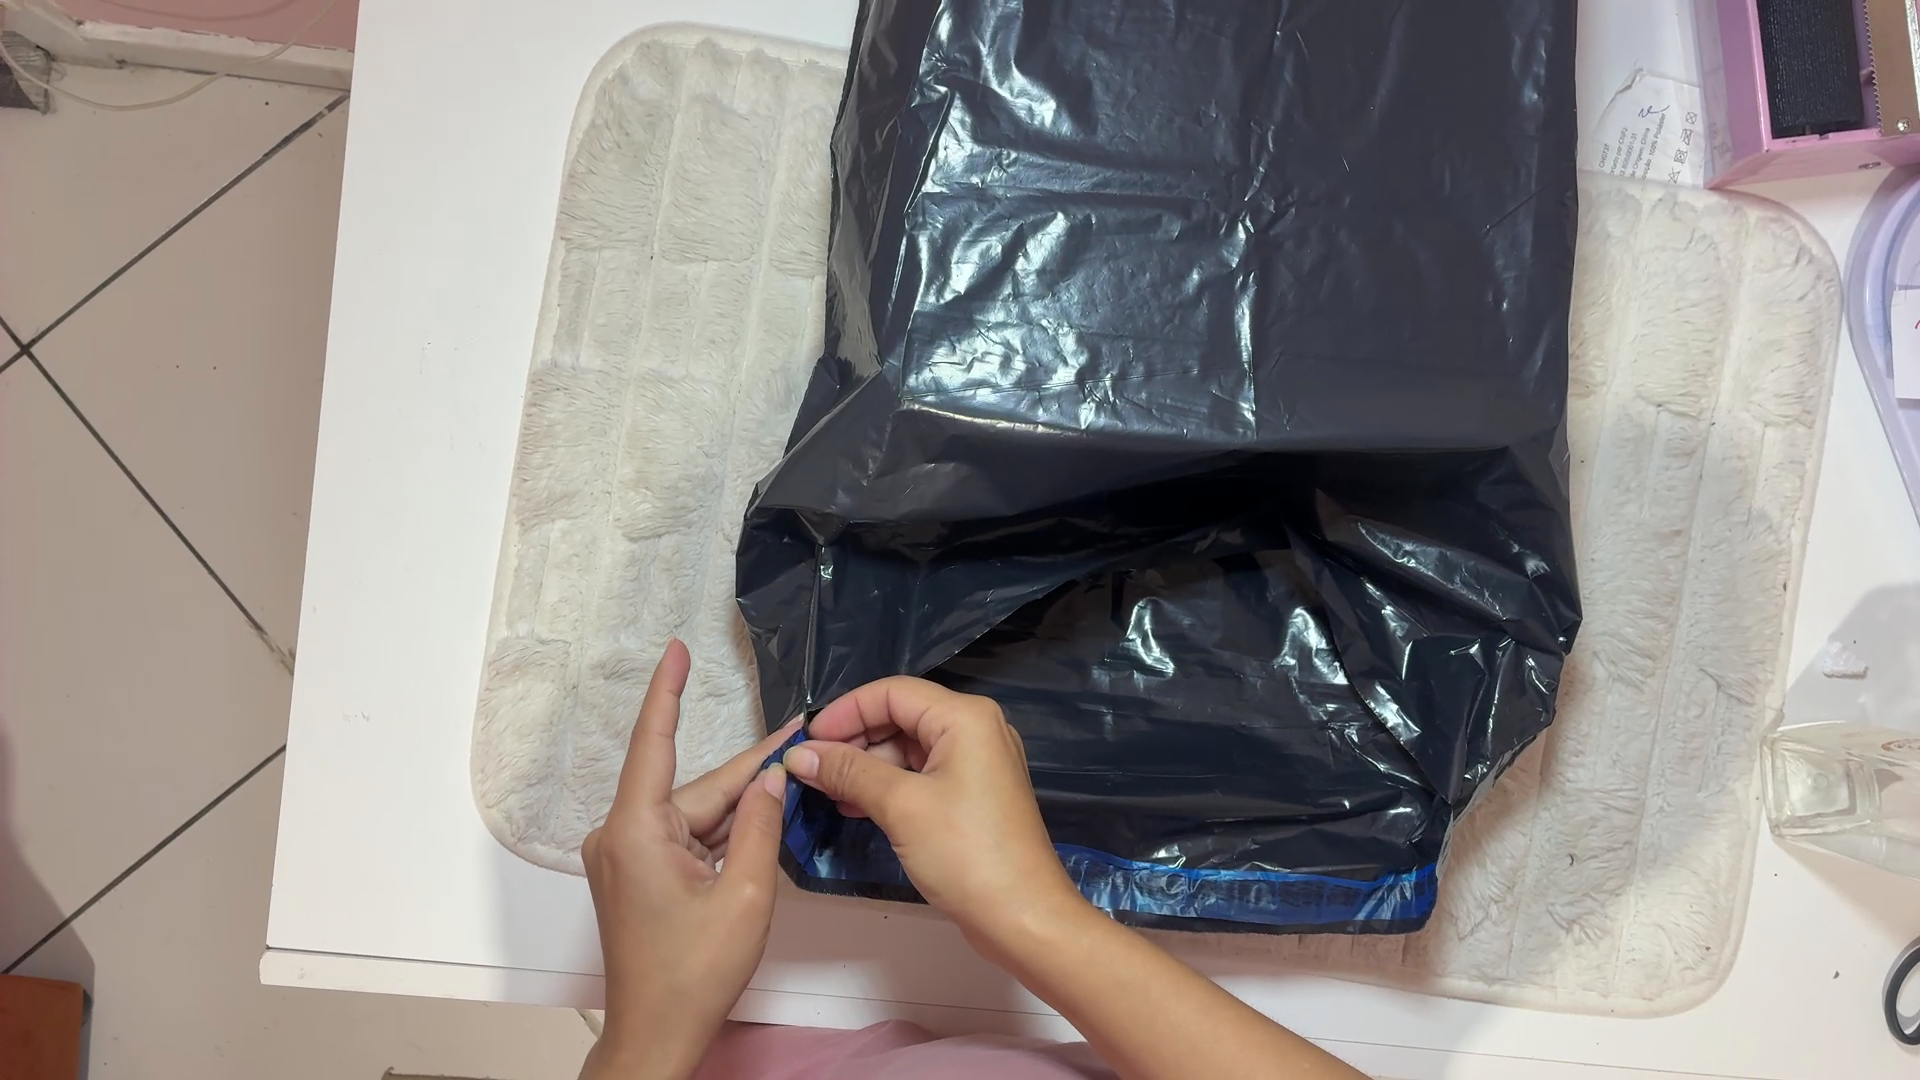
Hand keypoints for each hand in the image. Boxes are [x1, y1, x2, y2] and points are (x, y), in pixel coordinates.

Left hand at [579, 640, 796, 1079]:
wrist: (656, 1039)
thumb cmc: (695, 972)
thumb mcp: (744, 895)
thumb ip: (761, 825)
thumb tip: (774, 775)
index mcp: (637, 831)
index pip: (653, 743)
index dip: (666, 691)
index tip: (675, 648)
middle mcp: (625, 833)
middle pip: (700, 786)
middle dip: (752, 769)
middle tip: (804, 731)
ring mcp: (632, 852)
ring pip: (702, 810)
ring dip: (746, 800)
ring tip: (797, 767)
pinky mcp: (643, 870)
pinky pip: (694, 831)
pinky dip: (730, 825)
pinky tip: (766, 813)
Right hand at [782, 677, 1085, 956]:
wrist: (1024, 918)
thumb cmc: (965, 853)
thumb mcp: (901, 806)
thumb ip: (849, 772)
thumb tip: (799, 754)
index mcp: (965, 716)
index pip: (893, 692)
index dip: (845, 711)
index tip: (806, 741)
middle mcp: (975, 727)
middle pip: (901, 715)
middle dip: (854, 739)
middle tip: (811, 769)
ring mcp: (977, 760)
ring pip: (909, 746)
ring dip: (866, 765)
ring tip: (826, 791)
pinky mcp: (973, 791)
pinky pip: (922, 772)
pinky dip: (888, 784)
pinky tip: (854, 805)